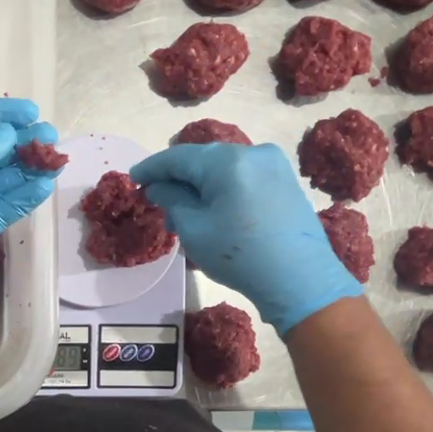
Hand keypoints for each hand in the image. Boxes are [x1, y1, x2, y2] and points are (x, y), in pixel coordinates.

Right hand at [131, 143, 362, 333]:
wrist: (299, 279)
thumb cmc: (240, 256)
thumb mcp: (195, 230)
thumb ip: (172, 201)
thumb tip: (158, 188)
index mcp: (228, 161)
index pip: (179, 157)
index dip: (152, 168)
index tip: (132, 178)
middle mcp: (253, 152)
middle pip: (203, 160)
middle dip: (177, 179)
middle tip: (155, 199)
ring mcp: (273, 165)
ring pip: (223, 169)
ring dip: (199, 186)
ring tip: (181, 213)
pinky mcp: (284, 182)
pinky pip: (242, 178)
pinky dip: (221, 190)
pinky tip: (210, 211)